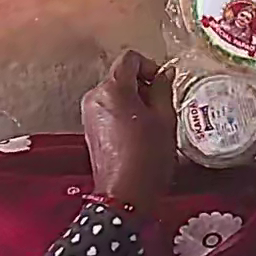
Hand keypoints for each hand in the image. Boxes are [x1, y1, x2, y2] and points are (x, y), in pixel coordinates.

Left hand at [80, 51, 175, 208]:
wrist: (125, 196)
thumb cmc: (148, 157)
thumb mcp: (165, 118)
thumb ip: (164, 89)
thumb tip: (166, 73)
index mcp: (113, 89)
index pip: (130, 59)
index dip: (150, 66)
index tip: (162, 84)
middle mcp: (95, 96)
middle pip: (122, 75)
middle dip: (143, 85)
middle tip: (162, 106)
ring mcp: (89, 113)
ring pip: (116, 92)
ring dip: (135, 99)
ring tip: (152, 122)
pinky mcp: (89, 128)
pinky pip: (109, 107)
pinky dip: (124, 111)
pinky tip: (139, 132)